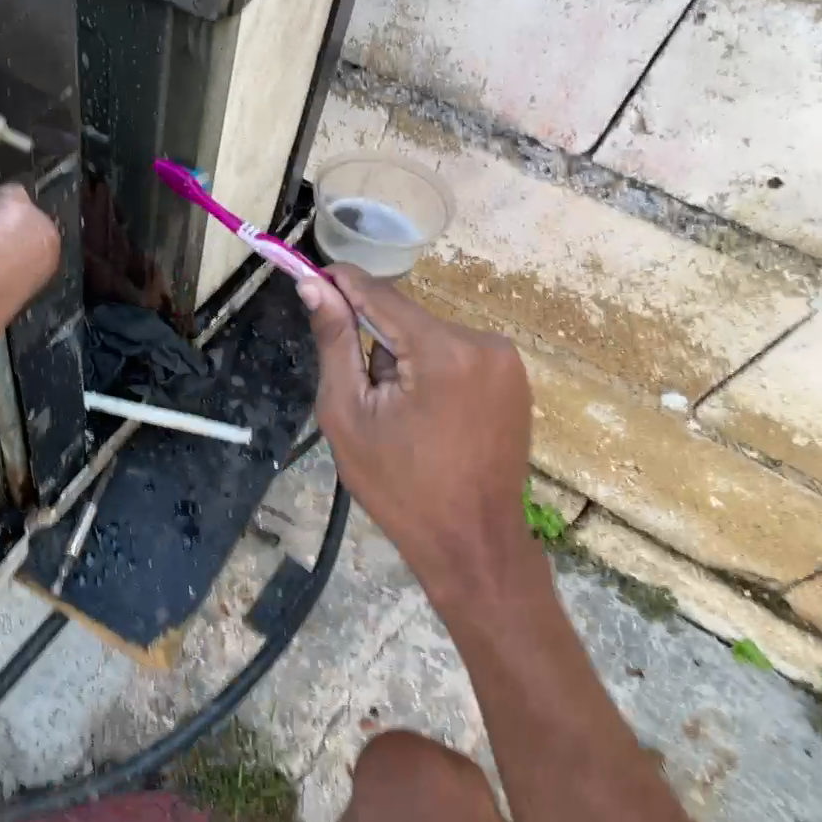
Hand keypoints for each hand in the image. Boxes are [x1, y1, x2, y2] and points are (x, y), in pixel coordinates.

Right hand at [301, 265, 534, 587]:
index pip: (379, 293)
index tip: (307, 278)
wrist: (471, 544)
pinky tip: (428, 418)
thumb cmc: (399, 487)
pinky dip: (432, 373)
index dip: (339, 284)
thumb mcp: (348, 413)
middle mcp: (484, 342)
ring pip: (429, 337)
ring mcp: (507, 360)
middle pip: (405, 319)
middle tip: (366, 399)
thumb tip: (315, 286)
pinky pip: (455, 355)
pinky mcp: (515, 378)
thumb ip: (334, 342)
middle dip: (376, 345)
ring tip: (400, 417)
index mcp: (444, 350)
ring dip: (404, 361)